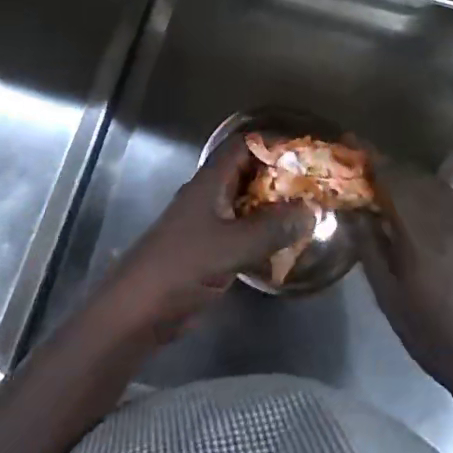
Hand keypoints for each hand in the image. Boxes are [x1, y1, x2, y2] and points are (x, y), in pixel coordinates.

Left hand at [92, 137, 313, 342]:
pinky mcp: (209, 250)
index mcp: (210, 182)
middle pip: (247, 174)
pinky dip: (263, 235)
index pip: (242, 146)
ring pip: (246, 204)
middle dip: (279, 178)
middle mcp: (209, 195)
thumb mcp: (231, 246)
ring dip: (273, 208)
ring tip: (307, 216)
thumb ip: (271, 228)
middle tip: (313, 189)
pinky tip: (285, 248)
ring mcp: (208, 223)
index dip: (271, 145)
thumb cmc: (182, 266)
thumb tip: (311, 209)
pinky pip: (242, 232)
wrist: (140, 307)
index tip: (304, 155)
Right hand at [351, 157, 452, 449]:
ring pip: (429, 182)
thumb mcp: (389, 296)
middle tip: (357, 167)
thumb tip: (354, 210)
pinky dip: (424, 187)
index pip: (390, 176)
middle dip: (383, 164)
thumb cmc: (435, 335)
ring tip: (381, 183)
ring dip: (404, 175)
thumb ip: (370, 247)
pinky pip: (445, 195)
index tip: (346, 142)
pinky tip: (415, 201)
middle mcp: (444, 216)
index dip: (368, 155)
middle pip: (410, 174)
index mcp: (419, 229)